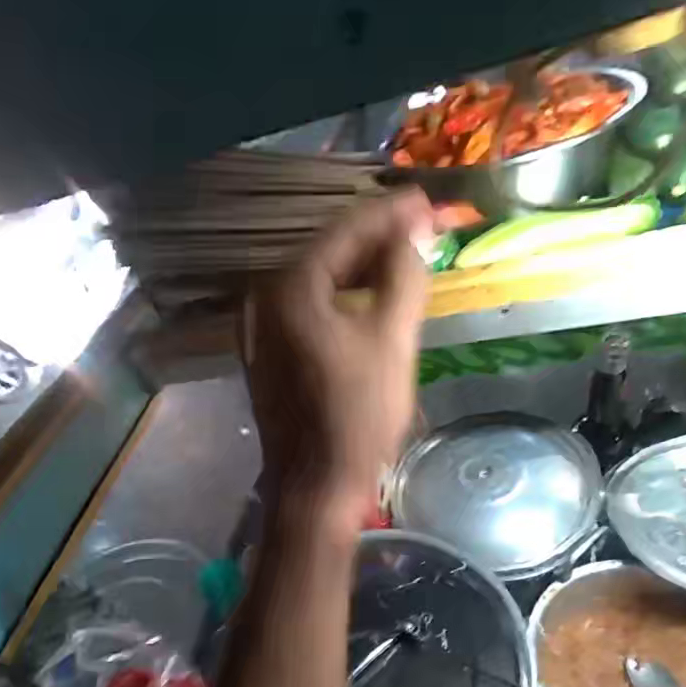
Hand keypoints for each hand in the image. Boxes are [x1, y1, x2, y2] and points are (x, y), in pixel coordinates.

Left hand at [245, 191, 432, 527]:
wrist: (315, 488)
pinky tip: (369, 299)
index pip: (345, 230)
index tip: (427, 199)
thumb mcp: (392, 340)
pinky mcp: (265, 354)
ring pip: (317, 282)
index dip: (390, 212)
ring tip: (404, 259)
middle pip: (327, 252)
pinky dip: (339, 299)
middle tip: (421, 226)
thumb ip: (404, 274)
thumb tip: (413, 226)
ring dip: (360, 269)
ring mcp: (258, 329)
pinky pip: (307, 310)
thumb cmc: (357, 417)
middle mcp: (263, 299)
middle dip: (376, 238)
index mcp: (289, 287)